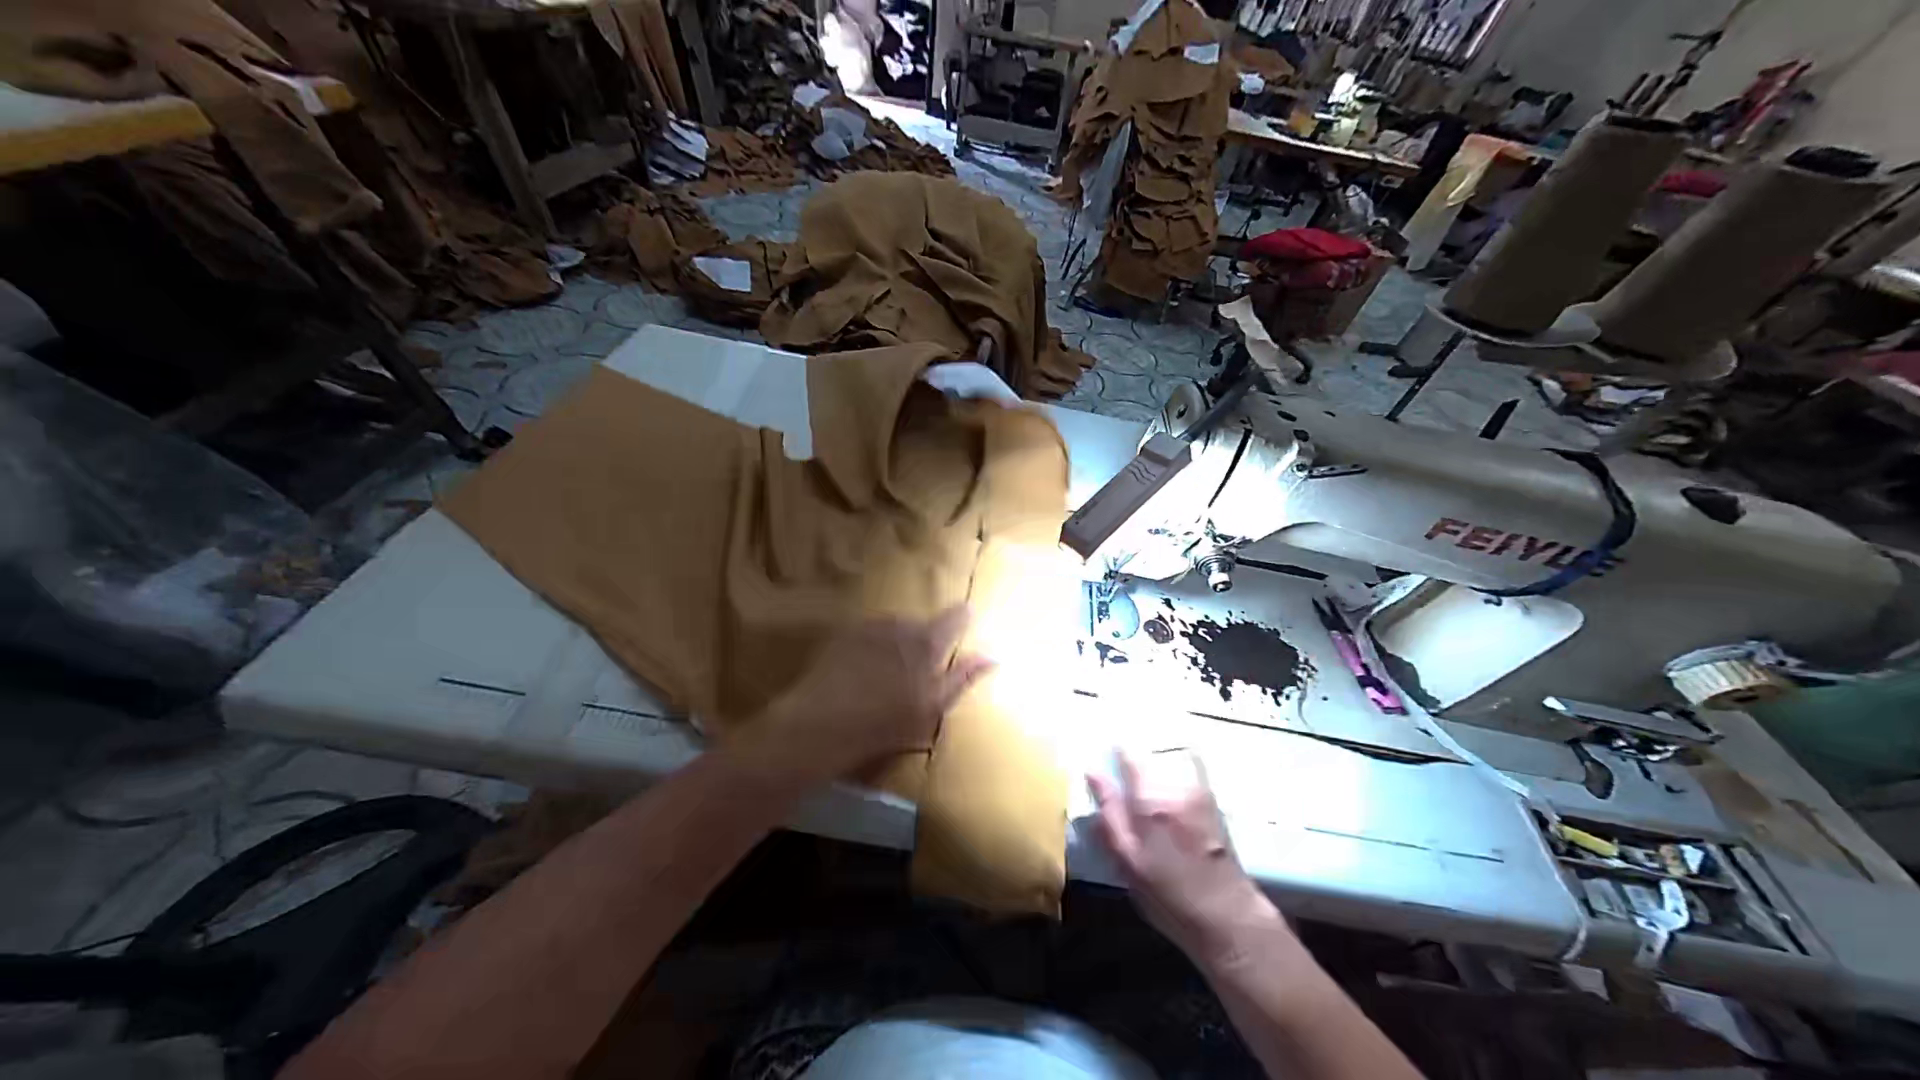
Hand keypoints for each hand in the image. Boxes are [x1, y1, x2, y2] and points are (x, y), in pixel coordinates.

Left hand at [739, 606, 994, 788]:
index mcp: (927, 641)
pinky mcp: (843, 635)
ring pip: (895, 629)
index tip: (966, 623)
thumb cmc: (886, 723)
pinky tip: (866, 672)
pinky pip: (870, 635)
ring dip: (899, 643)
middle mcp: (900, 624)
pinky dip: (875, 648)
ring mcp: (869, 626)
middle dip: (926, 640)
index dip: (963, 618)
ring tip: (891, 673)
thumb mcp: (933, 708)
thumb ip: (962, 678)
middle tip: (921, 670)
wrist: (821, 724)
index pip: (956, 616)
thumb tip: (992, 655)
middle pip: (923, 624)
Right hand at [1088, 751, 1283, 967]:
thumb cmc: (1168, 894)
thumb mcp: (1127, 860)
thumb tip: (1093, 772)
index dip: (1113, 756)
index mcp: (1152, 798)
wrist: (1228, 917)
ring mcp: (1200, 793)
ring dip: (1154, 779)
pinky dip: (1172, 788)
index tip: (1105, 768)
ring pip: (1168, 770)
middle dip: (1134, 769)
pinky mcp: (1214, 805)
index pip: (1128, 755)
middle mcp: (1178, 786)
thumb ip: (1109, 812)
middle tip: (1124, 798)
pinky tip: (1169, 818)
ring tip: (1147, 812)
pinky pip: (1184, 782)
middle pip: (1149, 759)